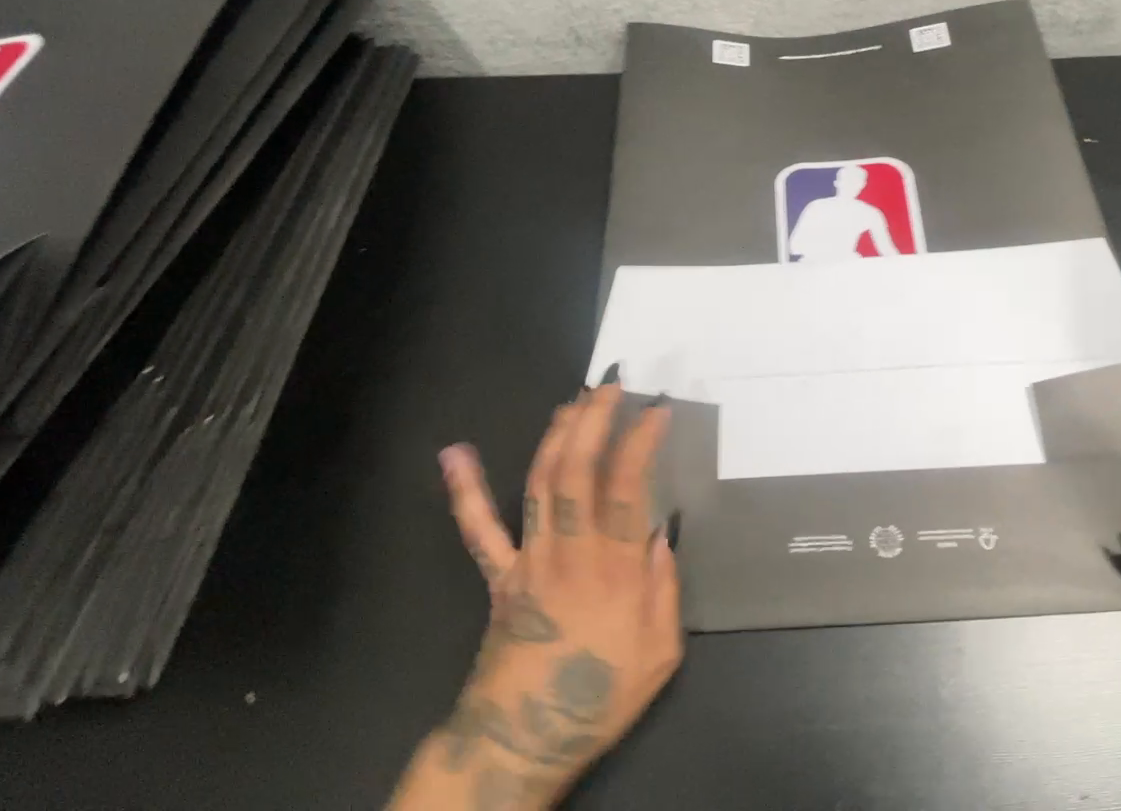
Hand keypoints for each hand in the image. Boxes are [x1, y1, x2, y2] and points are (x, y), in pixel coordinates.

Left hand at [387, 380, 683, 810]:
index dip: (639, 440)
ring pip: (540, 483)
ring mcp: (529, 558)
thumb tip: (661, 532)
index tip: (656, 408)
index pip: (626, 486)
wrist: (525, 736)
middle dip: (594, 420)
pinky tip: (455, 452)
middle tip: (610, 384)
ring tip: (573, 400)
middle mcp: (570, 551)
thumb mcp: (660, 652)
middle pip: (578, 470)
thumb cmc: (601, 694)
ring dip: (556, 435)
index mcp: (614, 569)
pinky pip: (479, 529)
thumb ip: (664, 589)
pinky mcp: (500, 575)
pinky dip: (466, 489)